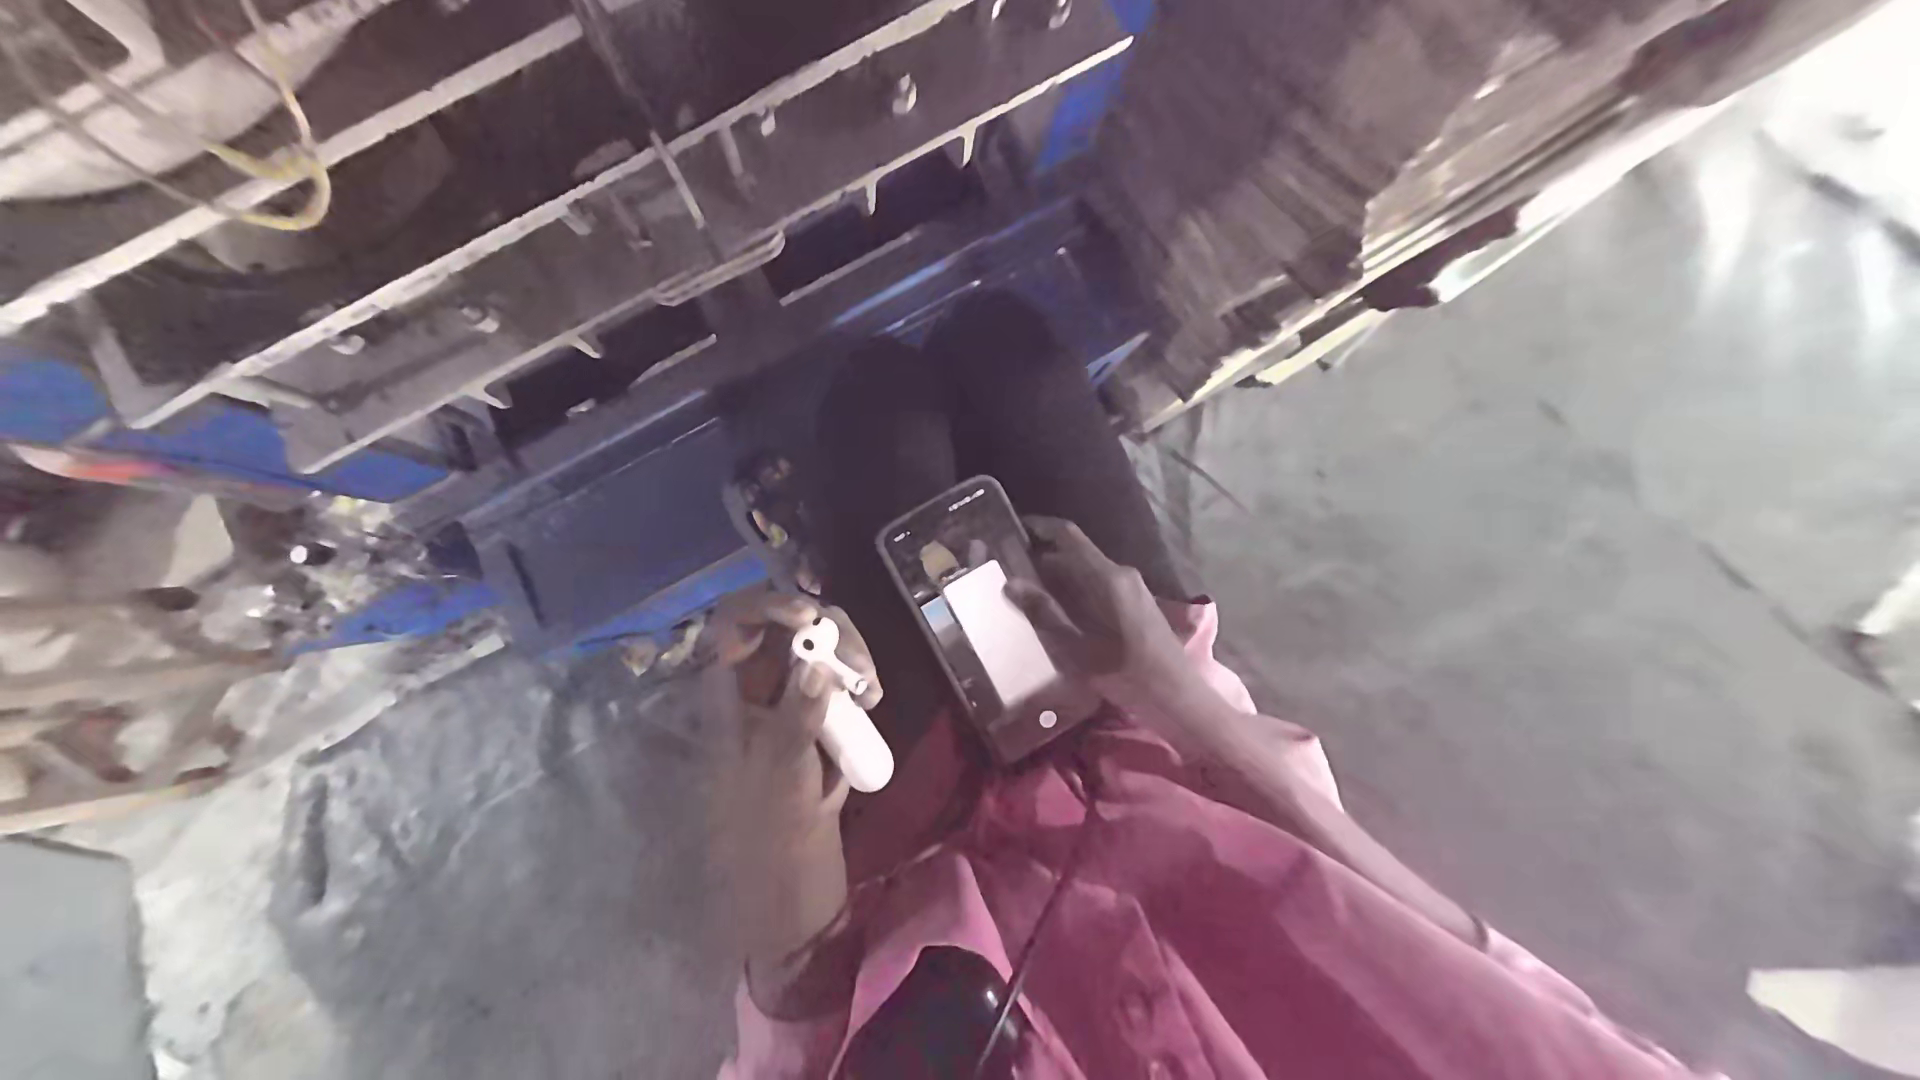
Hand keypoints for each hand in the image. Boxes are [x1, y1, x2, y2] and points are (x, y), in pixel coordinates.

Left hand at [702, 588, 879, 1014]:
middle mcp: (757, 685)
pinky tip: (871, 700)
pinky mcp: (823, 711)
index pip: (735, 623)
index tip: (807, 618)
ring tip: (870, 692)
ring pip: (821, 645)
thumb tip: (817, 667)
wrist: (792, 879)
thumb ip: (796, 717)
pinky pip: (842, 675)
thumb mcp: (779, 774)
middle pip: (789, 625)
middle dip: (828, 632)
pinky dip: (859, 677)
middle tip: (859, 667)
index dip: (767, 606)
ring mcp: (792, 696)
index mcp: (727, 694)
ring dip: (851, 654)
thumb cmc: (767, 831)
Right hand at [1005, 516, 1220, 724]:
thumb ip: (1044, 612)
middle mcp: (1121, 572)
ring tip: (1026, 594)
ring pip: (1086, 570)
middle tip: (1009, 572)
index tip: (1012, 529)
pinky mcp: (1135, 602)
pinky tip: (1057, 612)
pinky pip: (1098, 584)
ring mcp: (1131, 586)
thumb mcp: (1077, 647)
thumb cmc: (1126, 673)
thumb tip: (1010, 582)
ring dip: (1057, 577)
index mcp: (1107, 576)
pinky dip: (1074, 590)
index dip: (1039, 526)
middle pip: (1075, 553)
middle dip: (1041, 559)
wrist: (1176, 696)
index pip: (1067, 535)